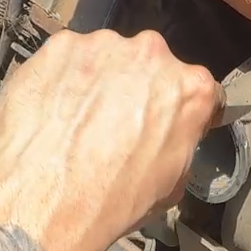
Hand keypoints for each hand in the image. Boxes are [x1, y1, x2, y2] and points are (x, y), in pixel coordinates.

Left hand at [0, 30, 219, 250]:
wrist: (50, 204)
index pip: (199, 91)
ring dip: (101, 86)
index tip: (172, 124)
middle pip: (151, 68)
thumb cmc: (114, 202)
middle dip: (139, 93)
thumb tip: (171, 138)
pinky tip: (57, 118)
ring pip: (108, 61)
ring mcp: (102, 46)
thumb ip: (180, 143)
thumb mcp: (172, 186)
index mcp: (190, 89)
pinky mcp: (59, 48)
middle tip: (120, 130)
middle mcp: (151, 54)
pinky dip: (65, 83)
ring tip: (82, 127)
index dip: (184, 111)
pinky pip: (69, 62)